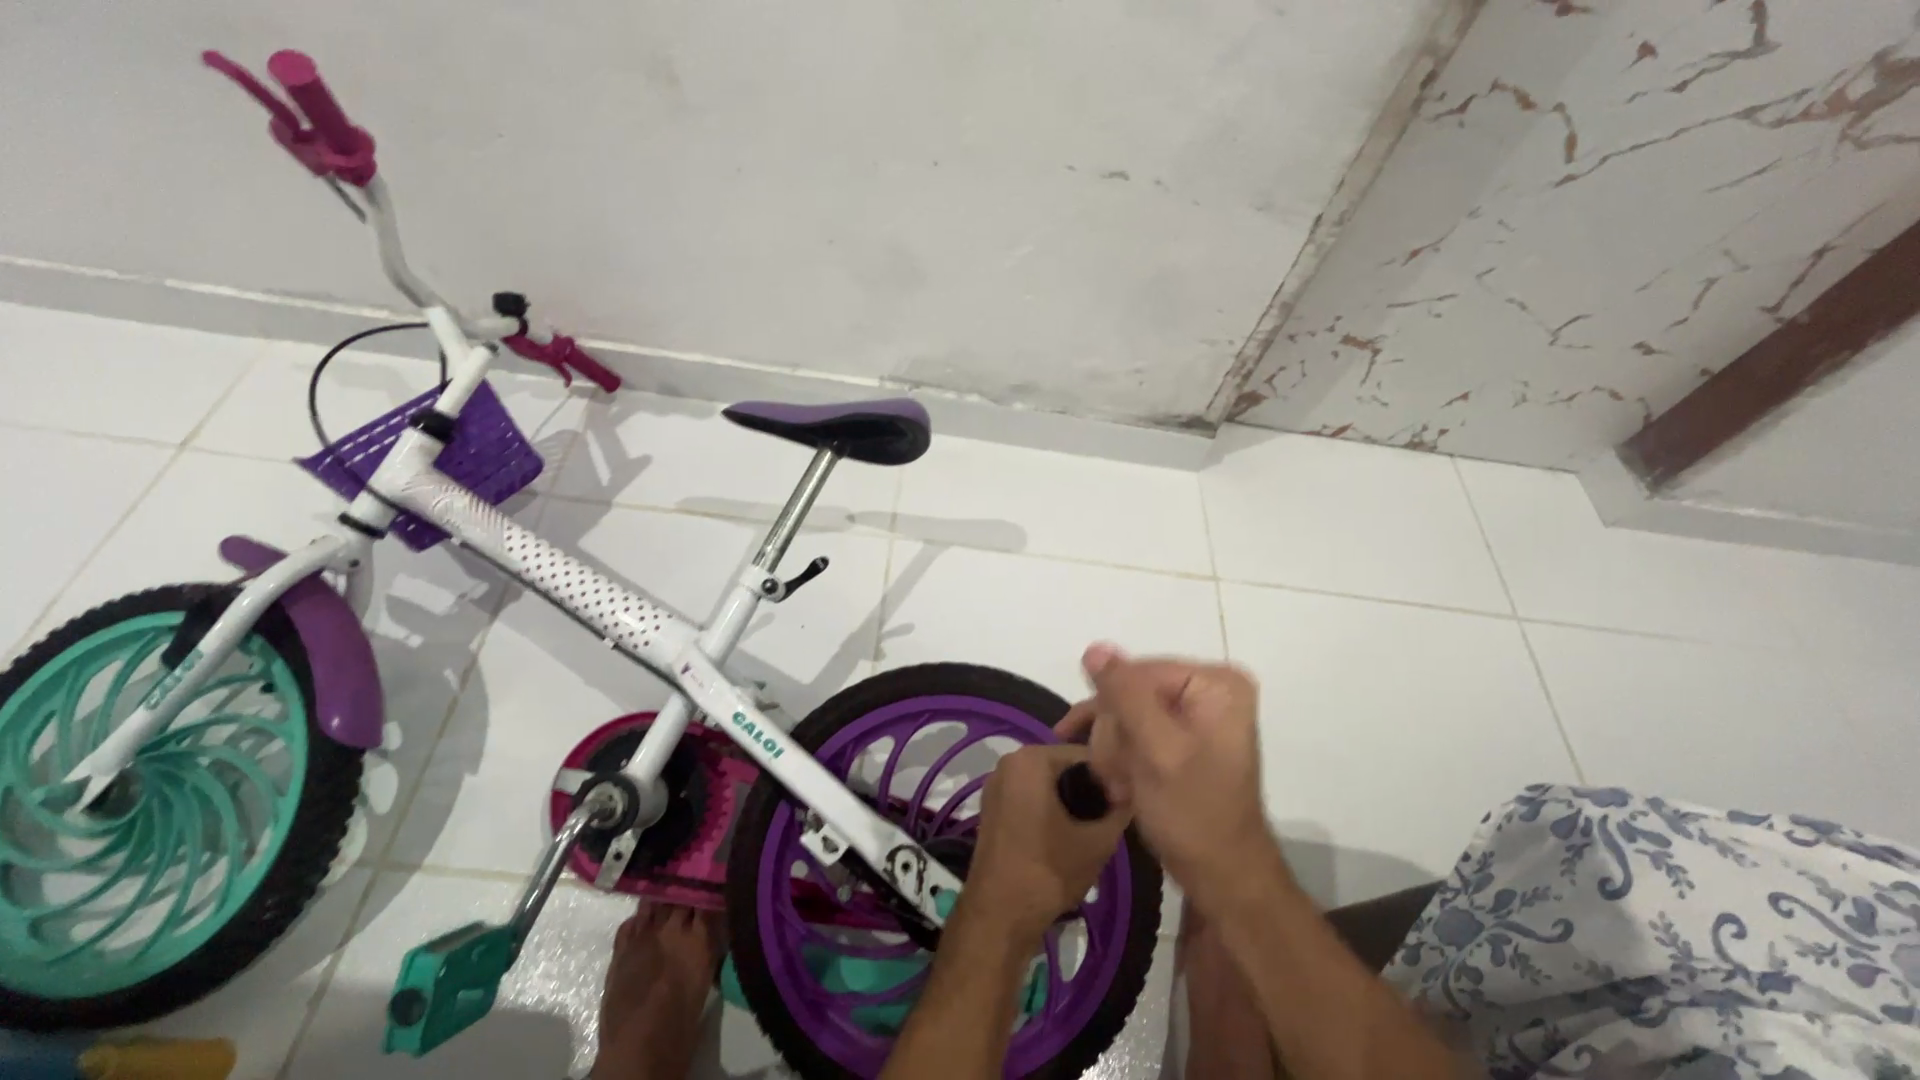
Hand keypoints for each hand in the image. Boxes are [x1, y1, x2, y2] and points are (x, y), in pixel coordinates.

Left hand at [958, 744, 1131, 940]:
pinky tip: (1068, 836)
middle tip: (1112, 819)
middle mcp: (1009, 763)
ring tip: (1094, 830)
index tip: (1125, 804)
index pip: (1086, 753)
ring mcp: (996, 786)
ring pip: (1047, 784)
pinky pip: (1031, 798)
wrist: (1000, 915)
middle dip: (1090, 788)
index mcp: (1031, 759)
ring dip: (1071, 801)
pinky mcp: (992, 809)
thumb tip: (1134, 790)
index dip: (1111, 777)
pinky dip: (1050, 810)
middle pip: (1065, 767)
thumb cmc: (1049, 871)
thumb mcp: (1098, 840)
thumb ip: (1121, 808)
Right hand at [1057, 645, 1280, 907]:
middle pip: (1128, 693)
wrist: (1221, 875)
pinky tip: (1119, 786)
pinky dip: (1122, 760)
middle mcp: (1208, 690)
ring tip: (1120, 788)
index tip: (1109, 757)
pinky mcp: (1182, 739)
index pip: (1136, 673)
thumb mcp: (1156, 750)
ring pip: (1123, 715)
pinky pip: (1134, 732)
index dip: (1112, 713)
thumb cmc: (1193, 813)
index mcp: (1214, 683)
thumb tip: (1095, 648)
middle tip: (1119, 779)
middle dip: (1115, 739)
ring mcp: (1196, 716)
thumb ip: (1125, 696)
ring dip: (1114, 754)